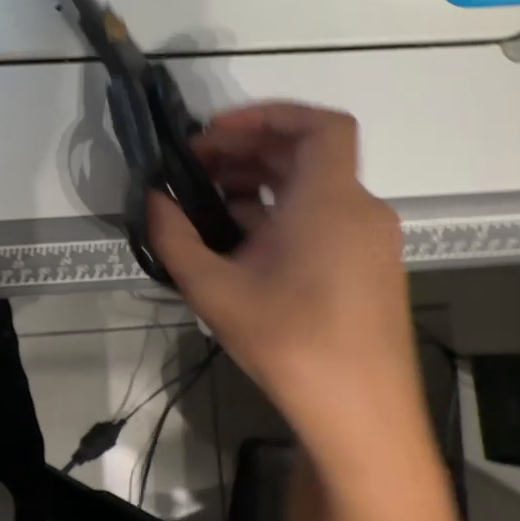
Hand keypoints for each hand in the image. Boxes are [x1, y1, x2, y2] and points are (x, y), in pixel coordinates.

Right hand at [147, 102, 423, 449]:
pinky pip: (317, 214)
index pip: (318, 126)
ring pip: (308, 186)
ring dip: (253, 182)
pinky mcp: (363, 263)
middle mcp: (358, 209)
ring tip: (199, 205)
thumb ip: (173, 235)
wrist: (357, 406)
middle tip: (188, 169)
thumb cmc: (286, 339)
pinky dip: (273, 210)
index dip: (266, 114)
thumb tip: (154, 198)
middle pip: (305, 153)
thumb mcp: (210, 287)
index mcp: (328, 203)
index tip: (211, 132)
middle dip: (243, 150)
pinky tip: (231, 241)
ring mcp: (365, 238)